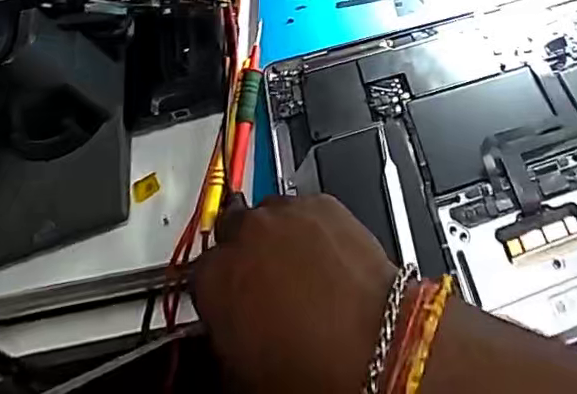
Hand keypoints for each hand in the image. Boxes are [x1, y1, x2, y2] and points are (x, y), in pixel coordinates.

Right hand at [191, 194, 398, 393]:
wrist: (379, 348)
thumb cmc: (314, 367)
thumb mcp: (243, 373)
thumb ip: (222, 339)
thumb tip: (227, 334)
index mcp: (215, 276)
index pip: (197, 271)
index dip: (215, 289)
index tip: (227, 300)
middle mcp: (246, 232)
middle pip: (230, 230)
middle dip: (243, 253)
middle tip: (264, 283)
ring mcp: (285, 212)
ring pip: (268, 214)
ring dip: (276, 236)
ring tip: (298, 270)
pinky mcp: (322, 202)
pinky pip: (305, 210)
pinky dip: (310, 228)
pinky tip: (323, 257)